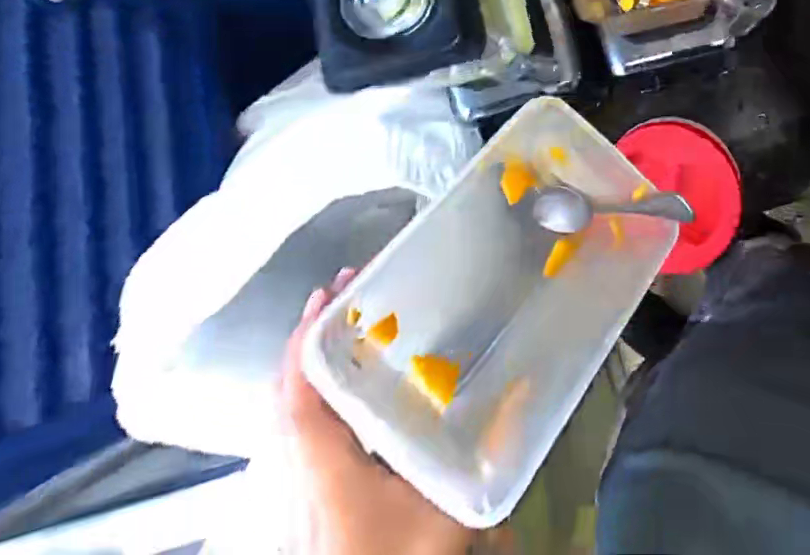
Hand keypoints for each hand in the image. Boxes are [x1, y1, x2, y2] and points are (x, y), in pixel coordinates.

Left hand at [280, 270, 472, 554]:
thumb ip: (485, 458)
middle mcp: (302, 473)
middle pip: (288, 394)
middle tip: (346, 290)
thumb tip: (522, 394)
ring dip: (312, 359)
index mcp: (326, 474)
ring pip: (292, 410)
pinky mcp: (311, 495)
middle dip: (311, 335)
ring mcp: (301, 486)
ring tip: (347, 320)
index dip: (305, 342)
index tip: (328, 295)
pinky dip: (318, 388)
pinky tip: (352, 379)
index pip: (300, 399)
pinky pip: (304, 426)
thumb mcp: (445, 519)